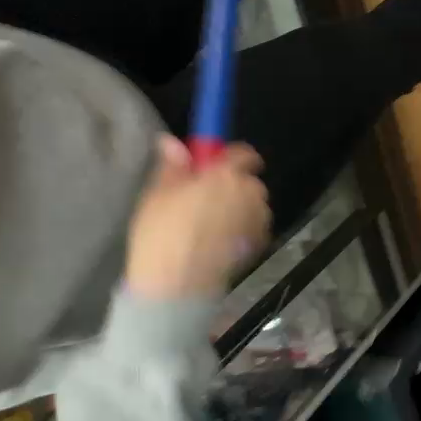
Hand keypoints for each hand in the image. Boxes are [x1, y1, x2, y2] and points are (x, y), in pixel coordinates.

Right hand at [125, 137, 271, 299]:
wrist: (179, 280)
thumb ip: (173, 166)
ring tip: (205, 225)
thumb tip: (171, 141)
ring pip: (251, 202)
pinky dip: (240, 227)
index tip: (212, 166)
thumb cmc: (162, 233)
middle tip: (199, 201)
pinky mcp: (263, 236)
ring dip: (236, 206)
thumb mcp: (157, 196)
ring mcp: (261, 214)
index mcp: (228, 176)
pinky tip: (216, 240)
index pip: (244, 153)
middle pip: (246, 180)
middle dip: (229, 186)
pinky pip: (253, 223)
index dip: (230, 157)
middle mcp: (252, 191)